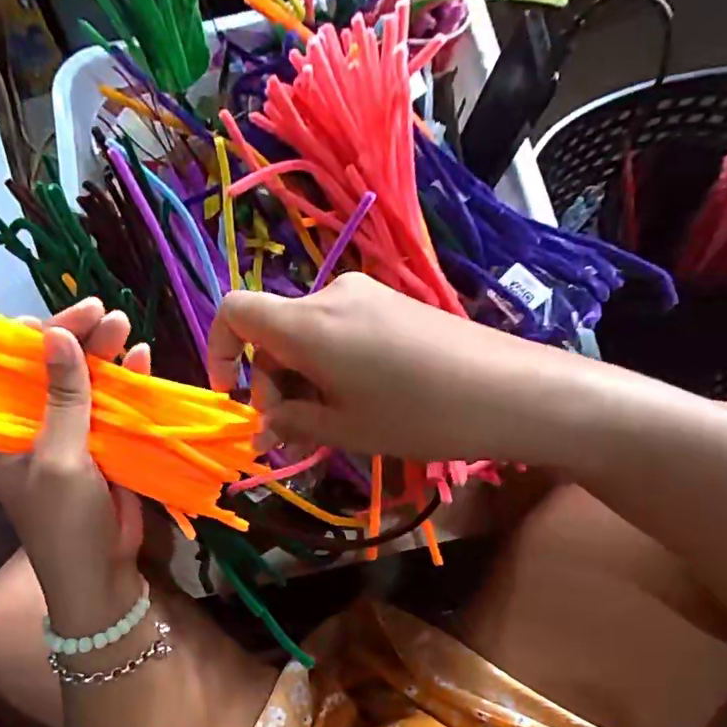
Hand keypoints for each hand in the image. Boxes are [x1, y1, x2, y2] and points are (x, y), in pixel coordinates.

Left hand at [0, 299, 150, 633]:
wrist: (102, 571)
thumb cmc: (65, 521)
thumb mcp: (60, 458)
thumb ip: (63, 397)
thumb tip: (57, 333)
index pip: (2, 369)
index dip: (27, 340)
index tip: (56, 321)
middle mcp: (27, 424)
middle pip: (47, 367)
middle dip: (75, 338)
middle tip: (103, 314)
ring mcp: (67, 431)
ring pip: (83, 380)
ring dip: (104, 353)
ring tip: (125, 325)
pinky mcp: (101, 441)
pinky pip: (112, 402)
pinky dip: (127, 381)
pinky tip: (142, 358)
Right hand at [209, 273, 600, 464]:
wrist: (507, 389)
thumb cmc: (417, 415)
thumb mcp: (345, 429)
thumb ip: (292, 422)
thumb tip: (263, 425)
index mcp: (307, 323)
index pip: (233, 310)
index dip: (219, 349)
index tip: (235, 394)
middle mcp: (331, 295)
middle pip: (274, 329)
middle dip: (272, 380)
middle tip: (294, 431)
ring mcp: (367, 295)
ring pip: (310, 333)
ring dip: (305, 376)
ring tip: (334, 423)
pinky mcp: (395, 303)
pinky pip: (342, 329)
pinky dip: (334, 363)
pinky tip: (363, 398)